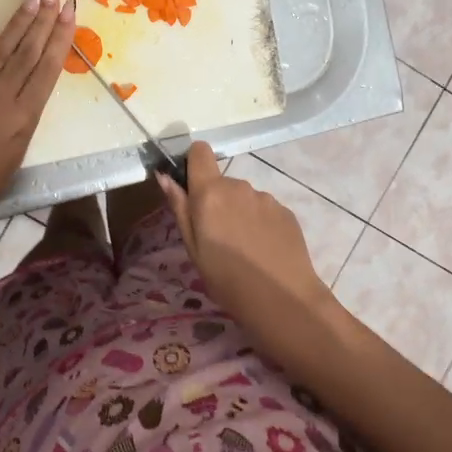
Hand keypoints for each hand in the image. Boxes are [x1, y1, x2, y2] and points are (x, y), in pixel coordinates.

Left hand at [0, 0, 75, 227]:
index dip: (61, 36)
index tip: (70, 11)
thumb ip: (28, 111)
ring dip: (19, 20)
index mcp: (25, 117)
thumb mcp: (21, 147)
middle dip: (43, 20)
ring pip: (0, 49)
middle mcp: (1, 99)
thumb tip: (34, 77)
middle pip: (27, 52)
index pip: (48, 67)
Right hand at [158, 142, 334, 330]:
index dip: (194, 164)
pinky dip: (261, 224)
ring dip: (240, 214)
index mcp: (210, 192)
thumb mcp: (193, 248)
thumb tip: (164, 176)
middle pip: (222, 183)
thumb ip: (180, 208)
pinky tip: (264, 251)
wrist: (281, 300)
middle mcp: (239, 186)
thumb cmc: (226, 278)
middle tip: (218, 237)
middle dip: (217, 201)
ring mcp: (266, 198)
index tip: (192, 188)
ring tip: (244, 249)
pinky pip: (265, 210)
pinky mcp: (286, 211)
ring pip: (244, 198)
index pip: (200, 151)